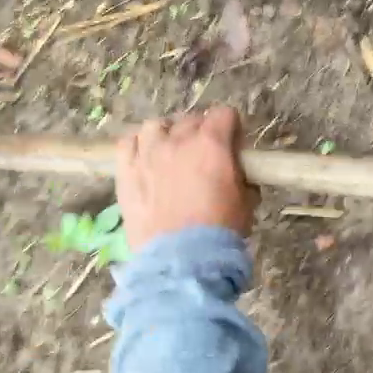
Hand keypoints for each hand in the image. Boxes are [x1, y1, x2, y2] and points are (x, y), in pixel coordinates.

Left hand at [116, 107, 258, 252]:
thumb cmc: (220, 227)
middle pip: (192, 119)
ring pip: (157, 125)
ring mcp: (148, 154)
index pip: (225, 113)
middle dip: (202, 131)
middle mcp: (179, 141)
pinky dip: (138, 145)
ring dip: (168, 134)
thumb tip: (236, 173)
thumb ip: (242, 176)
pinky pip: (127, 143)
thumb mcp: (247, 198)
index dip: (232, 128)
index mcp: (213, 143)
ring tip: (171, 152)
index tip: (233, 146)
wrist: (181, 258)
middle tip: (205, 155)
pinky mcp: (126, 173)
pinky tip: (145, 157)